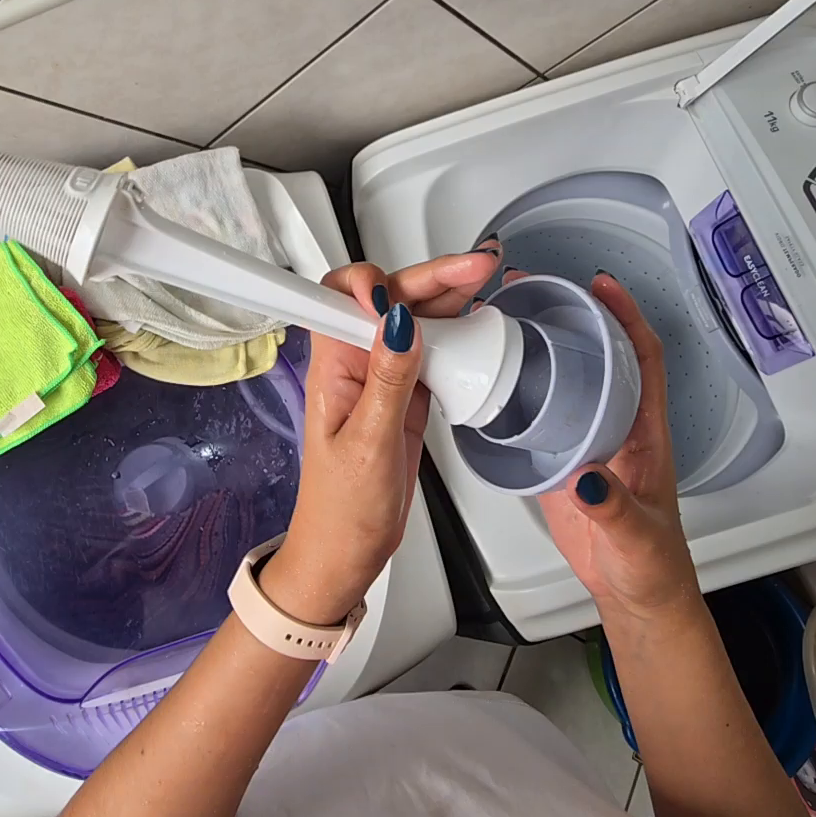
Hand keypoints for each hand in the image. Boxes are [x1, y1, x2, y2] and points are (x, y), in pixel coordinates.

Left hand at [259, 242, 501, 624]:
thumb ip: (388, 381)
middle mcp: (354, 360)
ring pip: (414, 317)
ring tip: (483, 278)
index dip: (371, 281)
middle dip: (430, 276)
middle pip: (390, 298)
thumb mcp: (369, 445)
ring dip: (447, 294)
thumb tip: (399, 322)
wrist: (349, 549)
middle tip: (476, 267)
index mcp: (332, 366)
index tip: (403, 291)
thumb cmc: (343, 507)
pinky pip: (431, 347)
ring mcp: (382, 373)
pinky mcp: (404, 390)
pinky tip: (476, 320)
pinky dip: (455, 330)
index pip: (340, 297)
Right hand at [530, 271, 699, 621]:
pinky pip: (544, 411)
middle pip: (601, 355)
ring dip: (545, 346)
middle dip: (575, 315)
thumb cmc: (653, 567)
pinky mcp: (563, 459)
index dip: (627, 316)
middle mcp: (618, 426)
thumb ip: (616, 511)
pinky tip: (499, 379)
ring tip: (511, 320)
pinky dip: (523, 388)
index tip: (603, 286)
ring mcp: (589, 439)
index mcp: (646, 432)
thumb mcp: (639, 538)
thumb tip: (587, 478)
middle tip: (538, 290)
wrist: (633, 595)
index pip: (644, 358)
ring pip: (570, 377)